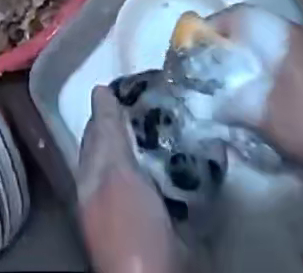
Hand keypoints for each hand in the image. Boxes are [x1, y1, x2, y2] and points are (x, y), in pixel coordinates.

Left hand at [77, 87, 185, 272]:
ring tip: (192, 106)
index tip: (140, 76)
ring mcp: (146, 200)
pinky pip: (180, 174)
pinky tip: (208, 139)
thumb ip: (109, 135)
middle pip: (131, 141)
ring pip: (157, 155)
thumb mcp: (114, 175)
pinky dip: (192, 157)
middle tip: (171, 88)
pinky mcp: (173, 212)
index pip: (100, 129)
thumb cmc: (130, 227)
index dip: (115, 103)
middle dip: (148, 117)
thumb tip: (99, 89)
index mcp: (94, 177)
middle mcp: (117, 186)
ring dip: (172, 135)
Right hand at [193, 5, 302, 176]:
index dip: (209, 30)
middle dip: (223, 56)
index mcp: (281, 33)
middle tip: (202, 83)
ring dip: (242, 75)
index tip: (188, 56)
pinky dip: (262, 89)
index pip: (236, 14)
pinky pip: (280, 75)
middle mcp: (296, 37)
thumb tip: (201, 100)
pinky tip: (258, 118)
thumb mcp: (263, 115)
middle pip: (249, 34)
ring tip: (225, 103)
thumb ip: (228, 101)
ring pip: (265, 57)